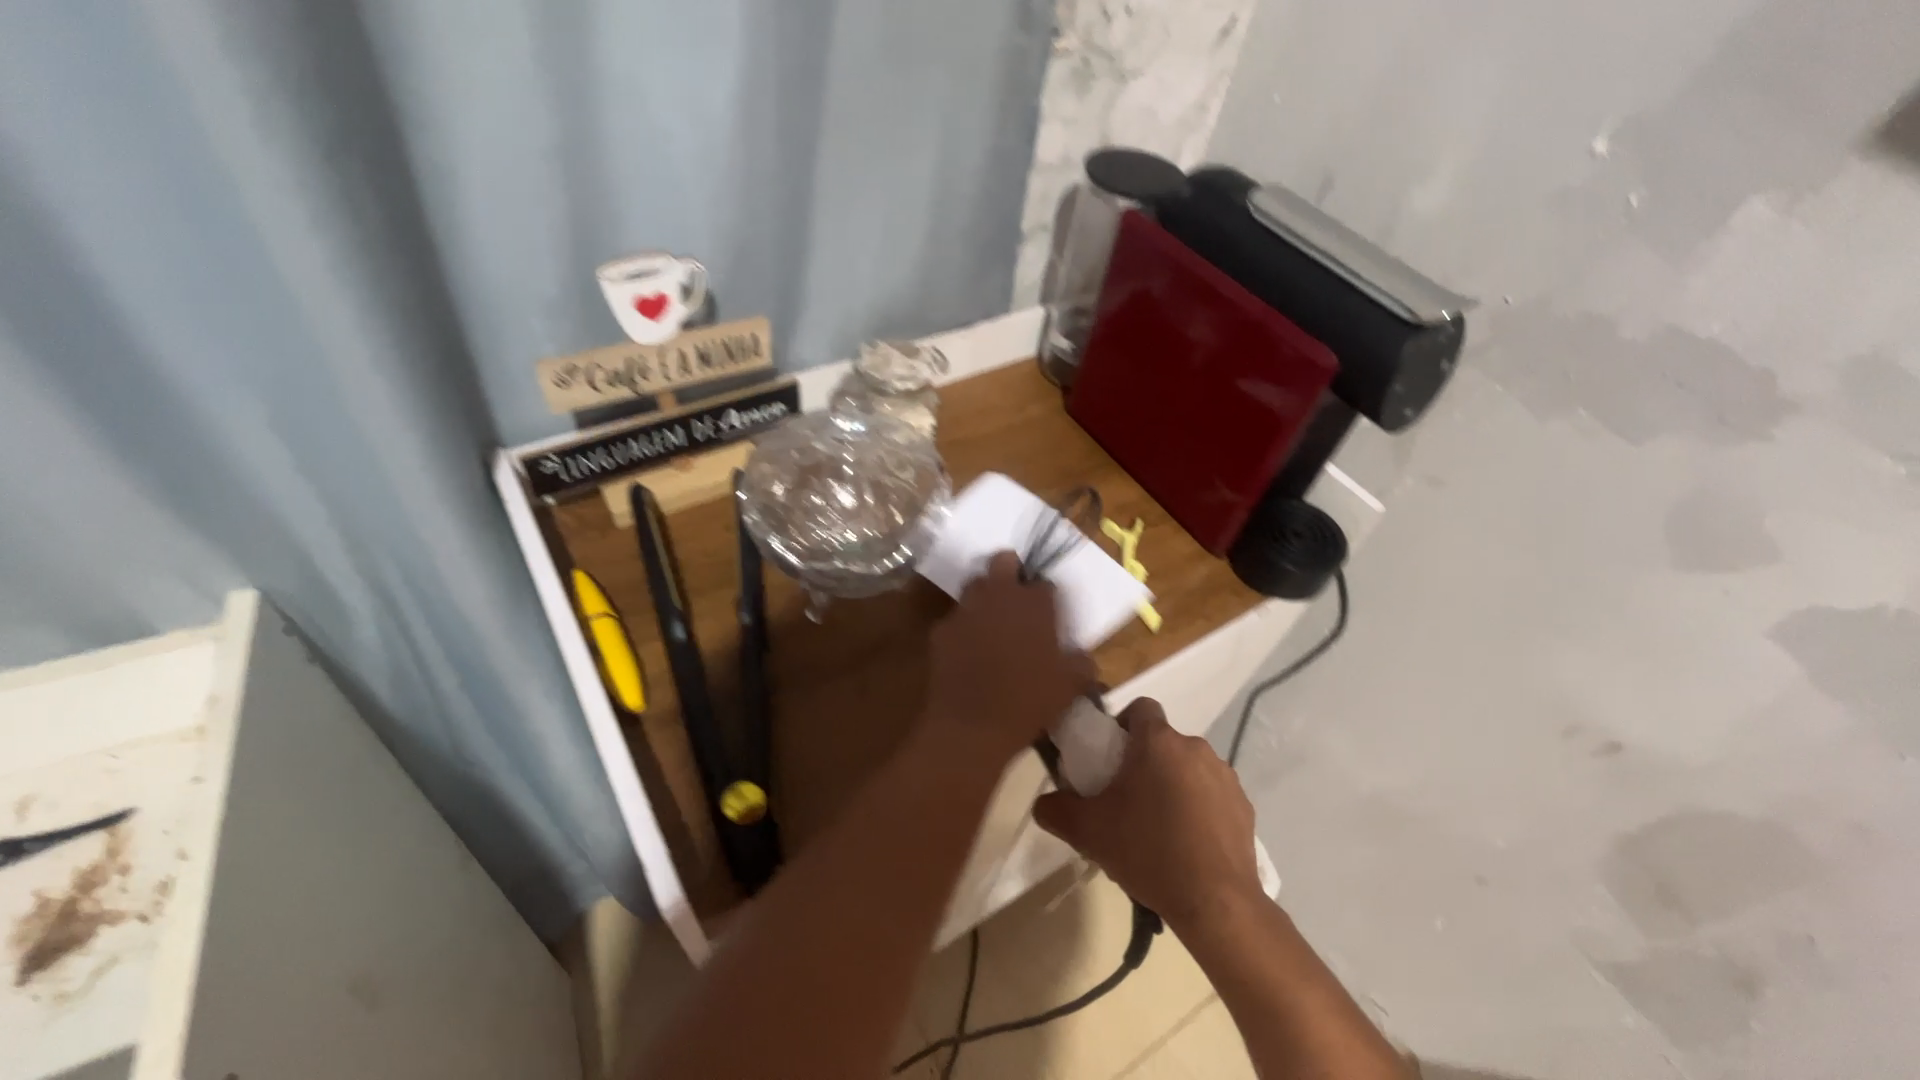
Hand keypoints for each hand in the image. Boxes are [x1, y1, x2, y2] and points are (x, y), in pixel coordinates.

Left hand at [924, 552, 1095, 764]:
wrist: (972, 726)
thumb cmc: (1028, 702)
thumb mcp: (1071, 686)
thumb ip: (1081, 662)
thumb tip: (1082, 656)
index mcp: (1034, 603)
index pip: (1045, 584)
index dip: (1047, 597)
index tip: (1048, 614)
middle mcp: (998, 595)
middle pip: (1003, 562)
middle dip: (1011, 571)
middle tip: (1017, 595)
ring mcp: (966, 609)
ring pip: (975, 584)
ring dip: (985, 594)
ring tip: (992, 619)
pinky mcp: (941, 629)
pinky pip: (955, 618)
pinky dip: (963, 626)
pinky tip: (968, 647)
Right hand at [1033, 698, 1263, 930]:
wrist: (1214, 902)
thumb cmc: (1147, 852)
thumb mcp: (1088, 832)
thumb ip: (1056, 810)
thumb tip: (1044, 804)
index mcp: (1158, 743)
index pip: (1140, 708)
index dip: (1122, 725)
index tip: (1109, 757)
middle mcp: (1195, 749)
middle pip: (1163, 743)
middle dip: (1144, 763)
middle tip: (1125, 801)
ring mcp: (1225, 777)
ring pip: (1188, 769)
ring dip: (1172, 786)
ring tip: (1157, 829)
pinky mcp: (1244, 807)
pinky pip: (1212, 796)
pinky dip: (1198, 810)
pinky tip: (1187, 845)